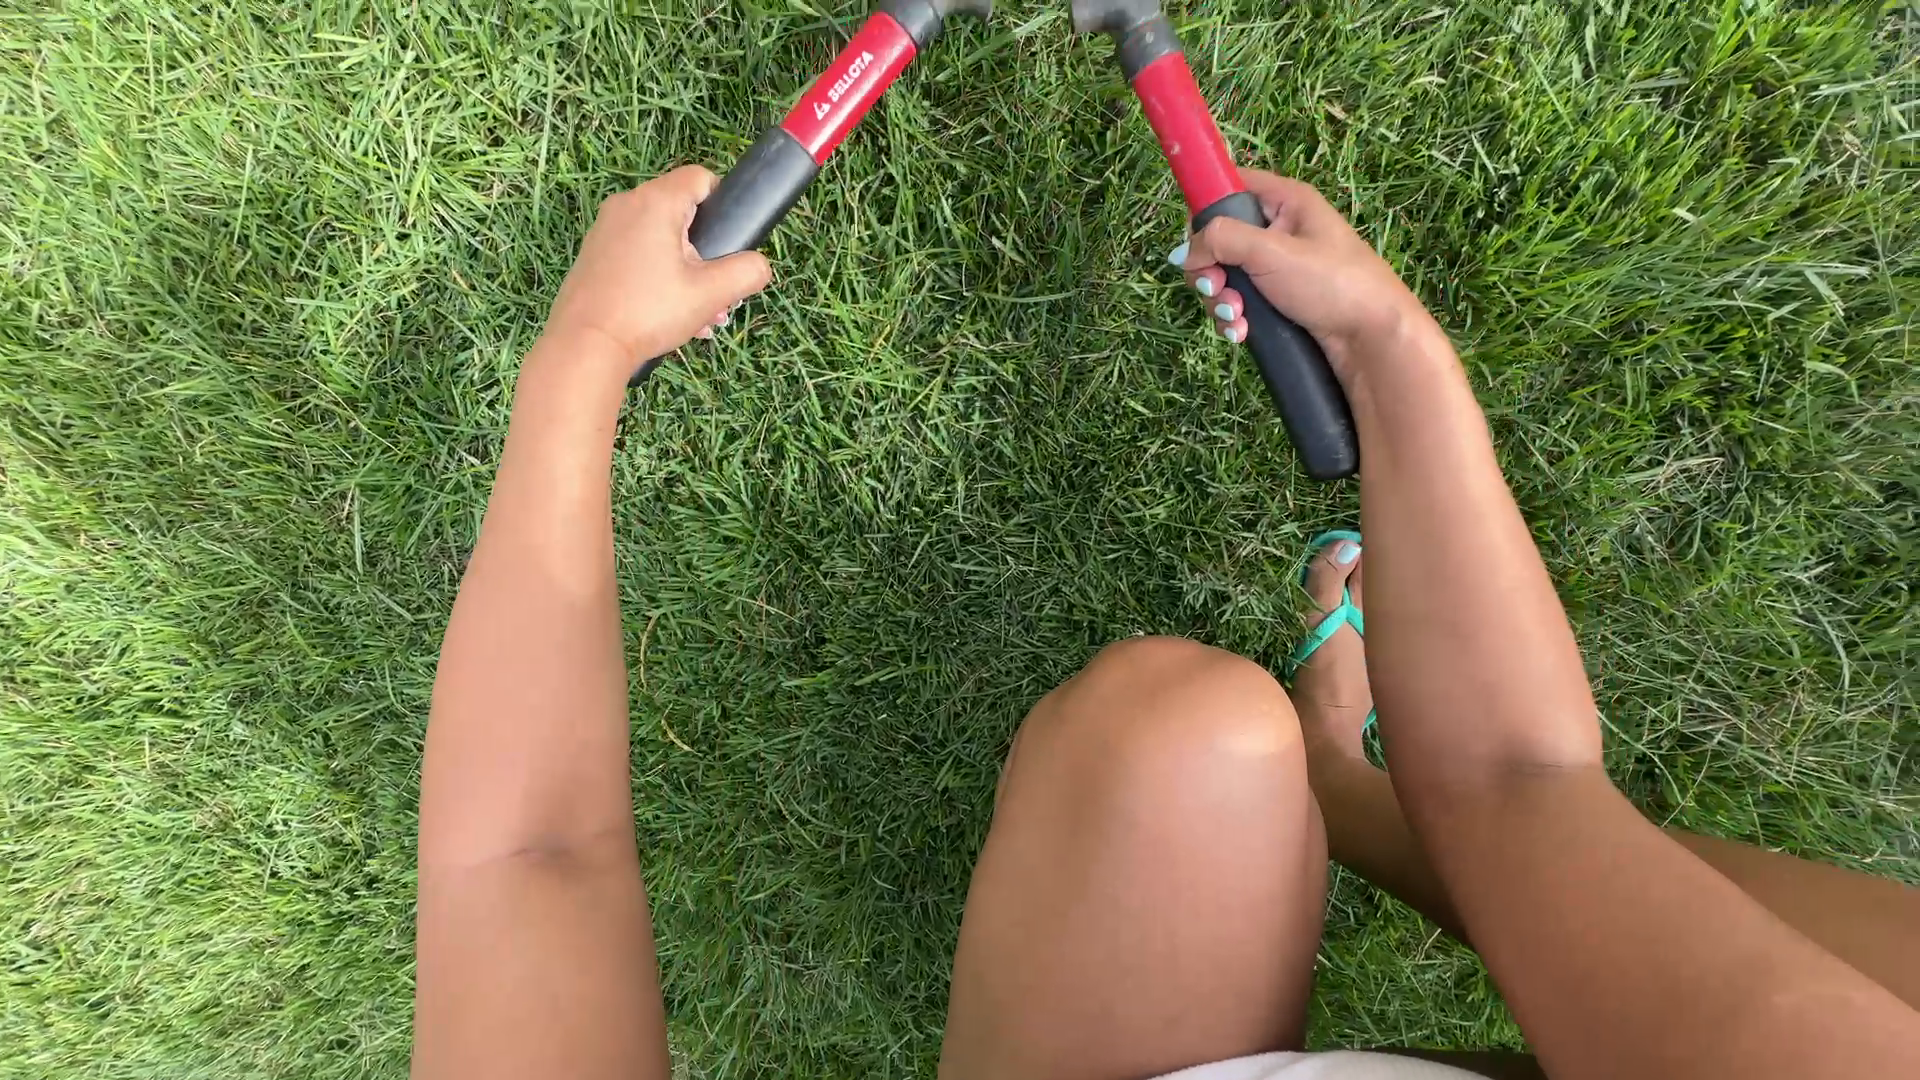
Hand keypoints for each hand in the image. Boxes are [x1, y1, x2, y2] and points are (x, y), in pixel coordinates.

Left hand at [542, 166, 772, 380]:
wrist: (588, 343)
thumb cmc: (650, 311)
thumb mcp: (710, 294)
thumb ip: (746, 273)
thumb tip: (760, 265)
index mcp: (656, 203)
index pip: (700, 178)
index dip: (724, 205)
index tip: (731, 244)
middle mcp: (627, 206)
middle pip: (683, 215)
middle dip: (708, 254)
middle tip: (719, 295)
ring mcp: (607, 230)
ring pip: (663, 240)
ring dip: (689, 274)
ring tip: (701, 317)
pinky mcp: (596, 255)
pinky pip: (641, 256)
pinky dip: (662, 279)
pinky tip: (672, 317)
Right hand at [1174, 169, 1440, 366]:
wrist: (1368, 336)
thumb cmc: (1331, 284)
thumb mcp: (1272, 252)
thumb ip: (1222, 240)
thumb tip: (1184, 252)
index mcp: (1284, 202)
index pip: (1229, 187)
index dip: (1206, 211)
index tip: (1198, 244)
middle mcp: (1277, 230)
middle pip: (1217, 240)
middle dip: (1210, 271)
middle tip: (1219, 289)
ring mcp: (1274, 267)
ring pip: (1222, 277)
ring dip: (1220, 301)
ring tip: (1238, 319)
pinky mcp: (1273, 299)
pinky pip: (1236, 303)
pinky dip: (1232, 319)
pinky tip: (1241, 332)